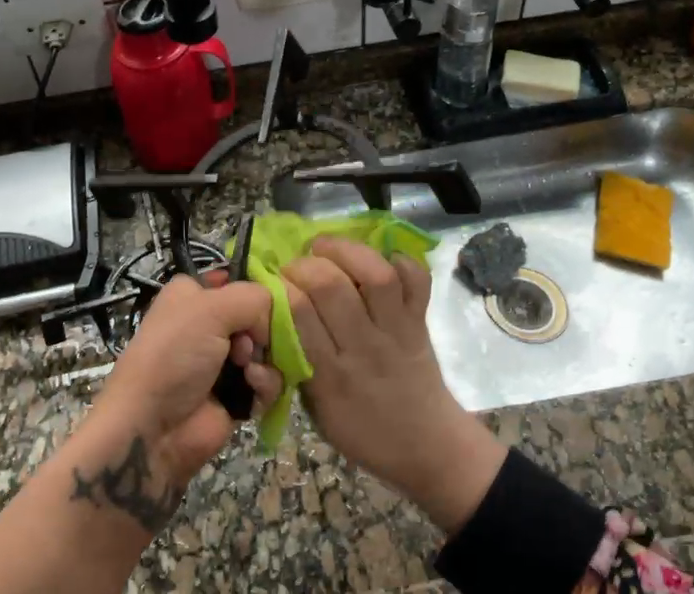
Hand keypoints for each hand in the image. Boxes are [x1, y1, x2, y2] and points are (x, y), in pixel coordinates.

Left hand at [92, 273, 283, 486]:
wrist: (153, 426)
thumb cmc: (174, 354)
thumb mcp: (210, 308)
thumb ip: (254, 298)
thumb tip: (274, 320)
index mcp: (193, 295)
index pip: (238, 281)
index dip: (255, 291)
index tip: (267, 303)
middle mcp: (209, 324)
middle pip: (260, 316)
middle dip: (262, 330)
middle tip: (245, 344)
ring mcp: (224, 361)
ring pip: (269, 349)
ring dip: (264, 359)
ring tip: (247, 371)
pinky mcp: (238, 395)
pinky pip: (268, 381)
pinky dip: (265, 383)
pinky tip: (251, 388)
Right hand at [282, 238, 506, 533]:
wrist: (427, 446)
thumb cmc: (362, 430)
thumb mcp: (316, 410)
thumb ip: (293, 365)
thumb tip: (267, 322)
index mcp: (329, 374)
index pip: (299, 313)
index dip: (281, 286)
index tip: (272, 282)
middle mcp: (363, 347)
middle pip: (331, 286)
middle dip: (305, 264)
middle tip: (297, 264)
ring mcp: (396, 331)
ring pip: (375, 275)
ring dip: (347, 250)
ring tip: (328, 247)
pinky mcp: (420, 321)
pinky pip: (416, 281)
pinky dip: (400, 261)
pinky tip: (378, 259)